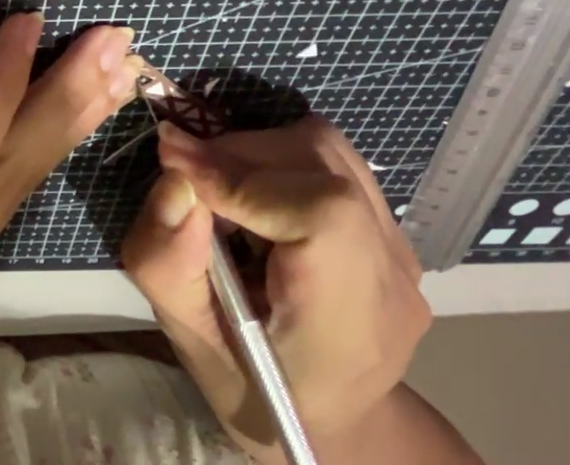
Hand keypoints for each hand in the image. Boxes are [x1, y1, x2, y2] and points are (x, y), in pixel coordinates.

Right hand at [122, 114, 432, 463]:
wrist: (323, 420)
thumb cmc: (246, 388)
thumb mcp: (186, 336)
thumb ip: (169, 262)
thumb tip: (175, 181)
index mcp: (347, 319)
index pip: (321, 210)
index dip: (241, 177)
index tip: (173, 166)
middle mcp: (390, 274)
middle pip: (320, 163)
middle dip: (236, 156)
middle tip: (183, 176)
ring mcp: (400, 250)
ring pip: (325, 150)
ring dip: (255, 153)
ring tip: (217, 188)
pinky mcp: (388, 231)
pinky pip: (329, 166)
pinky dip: (275, 163)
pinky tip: (250, 200)